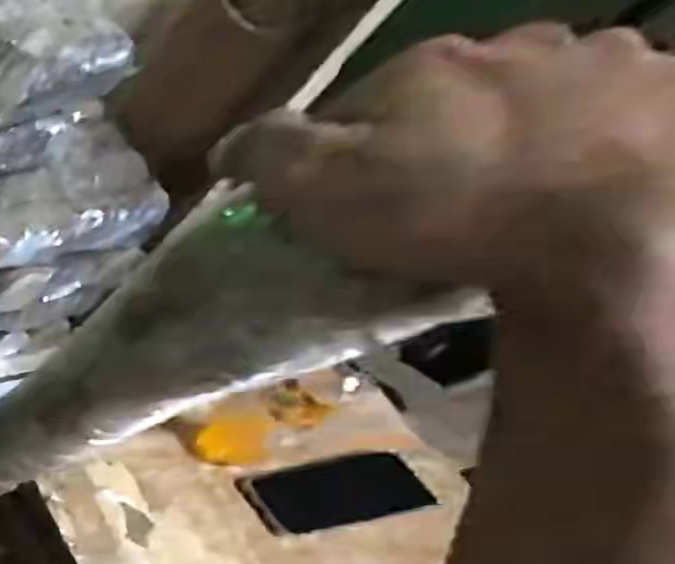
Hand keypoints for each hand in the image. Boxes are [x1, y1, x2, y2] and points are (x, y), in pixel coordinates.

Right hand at [215, 24, 674, 309]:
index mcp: (419, 66)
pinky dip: (562, 141)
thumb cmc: (439, 206)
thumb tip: (228, 142)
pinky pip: (587, 115)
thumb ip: (264, 155)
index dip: (320, 162)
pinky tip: (550, 182)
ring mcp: (595, 60)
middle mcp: (508, 44)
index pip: (341, 111)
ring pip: (511, 101)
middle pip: (430, 101)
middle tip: (400, 205)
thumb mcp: (316, 187)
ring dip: (489, 135)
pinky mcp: (657, 93)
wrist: (613, 224)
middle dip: (409, 142)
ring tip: (481, 195)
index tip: (318, 207)